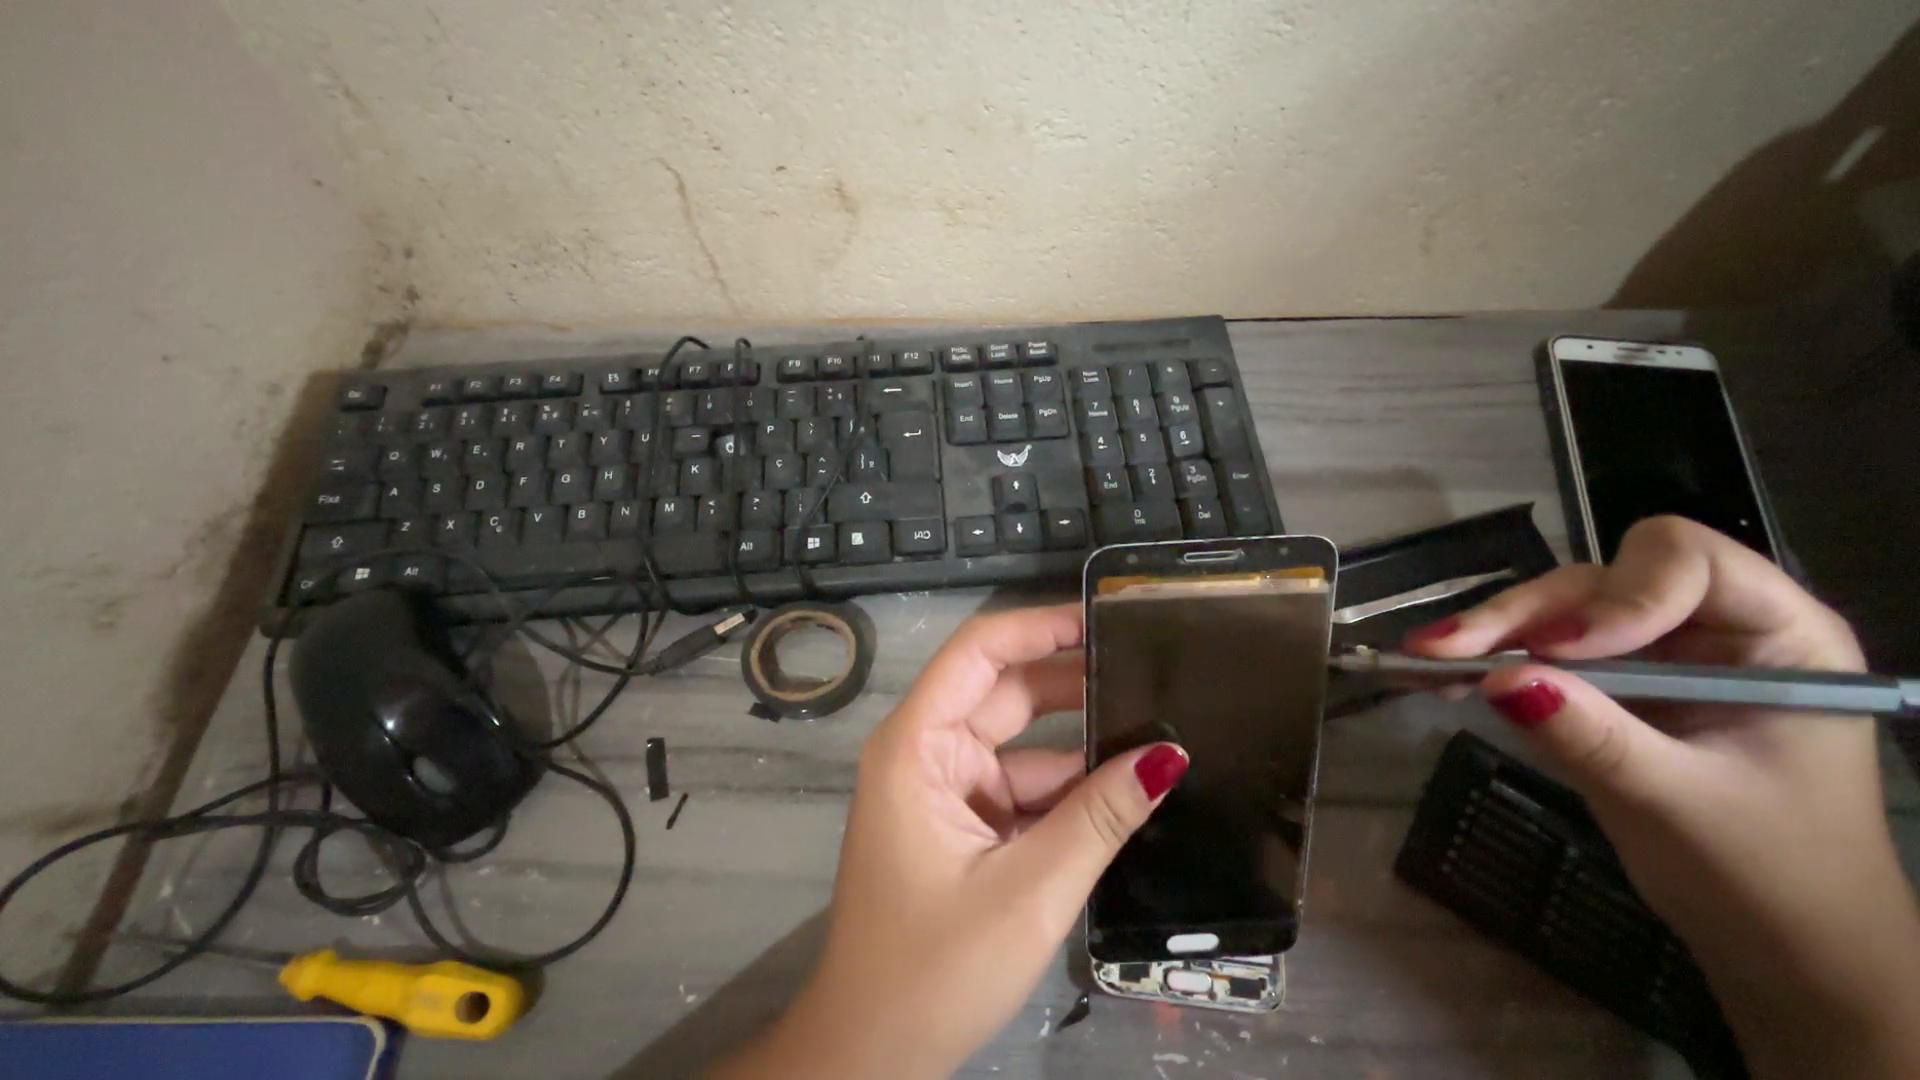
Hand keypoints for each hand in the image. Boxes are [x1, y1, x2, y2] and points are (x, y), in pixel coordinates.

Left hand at [712, 604, 1185, 1079]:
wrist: (873, 1053)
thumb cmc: (934, 968)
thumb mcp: (1029, 890)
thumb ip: (1099, 818)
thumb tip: (1168, 755)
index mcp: (917, 747)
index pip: (978, 653)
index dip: (1039, 627)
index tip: (1105, 620)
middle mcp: (927, 754)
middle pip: (1005, 693)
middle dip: (1075, 683)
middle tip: (1152, 671)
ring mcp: (945, 791)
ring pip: (1022, 746)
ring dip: (1081, 746)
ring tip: (1159, 729)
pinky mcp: (964, 827)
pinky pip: (1023, 790)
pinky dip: (1069, 793)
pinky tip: (1128, 792)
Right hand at [1406, 516, 1919, 1079]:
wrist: (1776, 942)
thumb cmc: (1767, 875)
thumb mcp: (1680, 803)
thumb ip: (1595, 737)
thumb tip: (1501, 681)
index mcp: (1776, 638)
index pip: (1688, 564)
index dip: (1620, 594)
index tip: (1564, 650)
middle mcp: (1709, 627)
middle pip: (1599, 583)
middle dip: (1523, 614)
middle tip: (1444, 648)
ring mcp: (1653, 654)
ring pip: (1555, 613)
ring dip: (1491, 634)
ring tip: (1423, 660)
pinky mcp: (1608, 685)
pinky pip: (1538, 653)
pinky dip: (1486, 662)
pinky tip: (1436, 675)